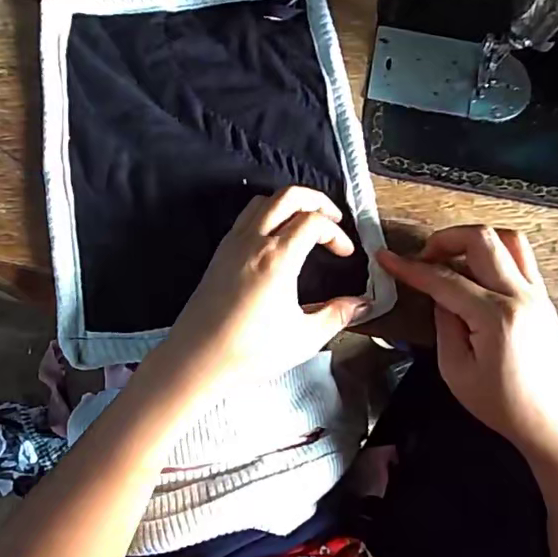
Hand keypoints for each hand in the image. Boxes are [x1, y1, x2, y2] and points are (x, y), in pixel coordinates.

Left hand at [160, 187, 369, 391]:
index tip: (345, 254)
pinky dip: (266, 216)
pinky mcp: (218, 255)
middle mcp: (252, 242)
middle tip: (333, 219)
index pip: (313, 220)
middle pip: (287, 196)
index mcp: (276, 257)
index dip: (336, 232)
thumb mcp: (304, 337)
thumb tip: (362, 304)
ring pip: (262, 202)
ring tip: (305, 224)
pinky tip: (276, 240)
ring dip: (288, 204)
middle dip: (316, 201)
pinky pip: (244, 219)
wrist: (196, 360)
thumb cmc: (249, 351)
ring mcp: (231, 245)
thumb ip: (337, 315)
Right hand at [377, 226, 557, 466]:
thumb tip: (437, 295)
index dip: (409, 267)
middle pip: (481, 239)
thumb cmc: (505, 404)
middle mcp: (521, 297)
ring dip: (473, 241)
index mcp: (496, 316)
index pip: (444, 278)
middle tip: (423, 257)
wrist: (553, 422)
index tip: (387, 259)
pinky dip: (491, 254)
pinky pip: (519, 258)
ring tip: (450, 258)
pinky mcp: (542, 300)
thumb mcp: (455, 369)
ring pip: (508, 239)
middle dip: (444, 239)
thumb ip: (443, 323)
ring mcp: (537, 295)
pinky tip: (472, 273)